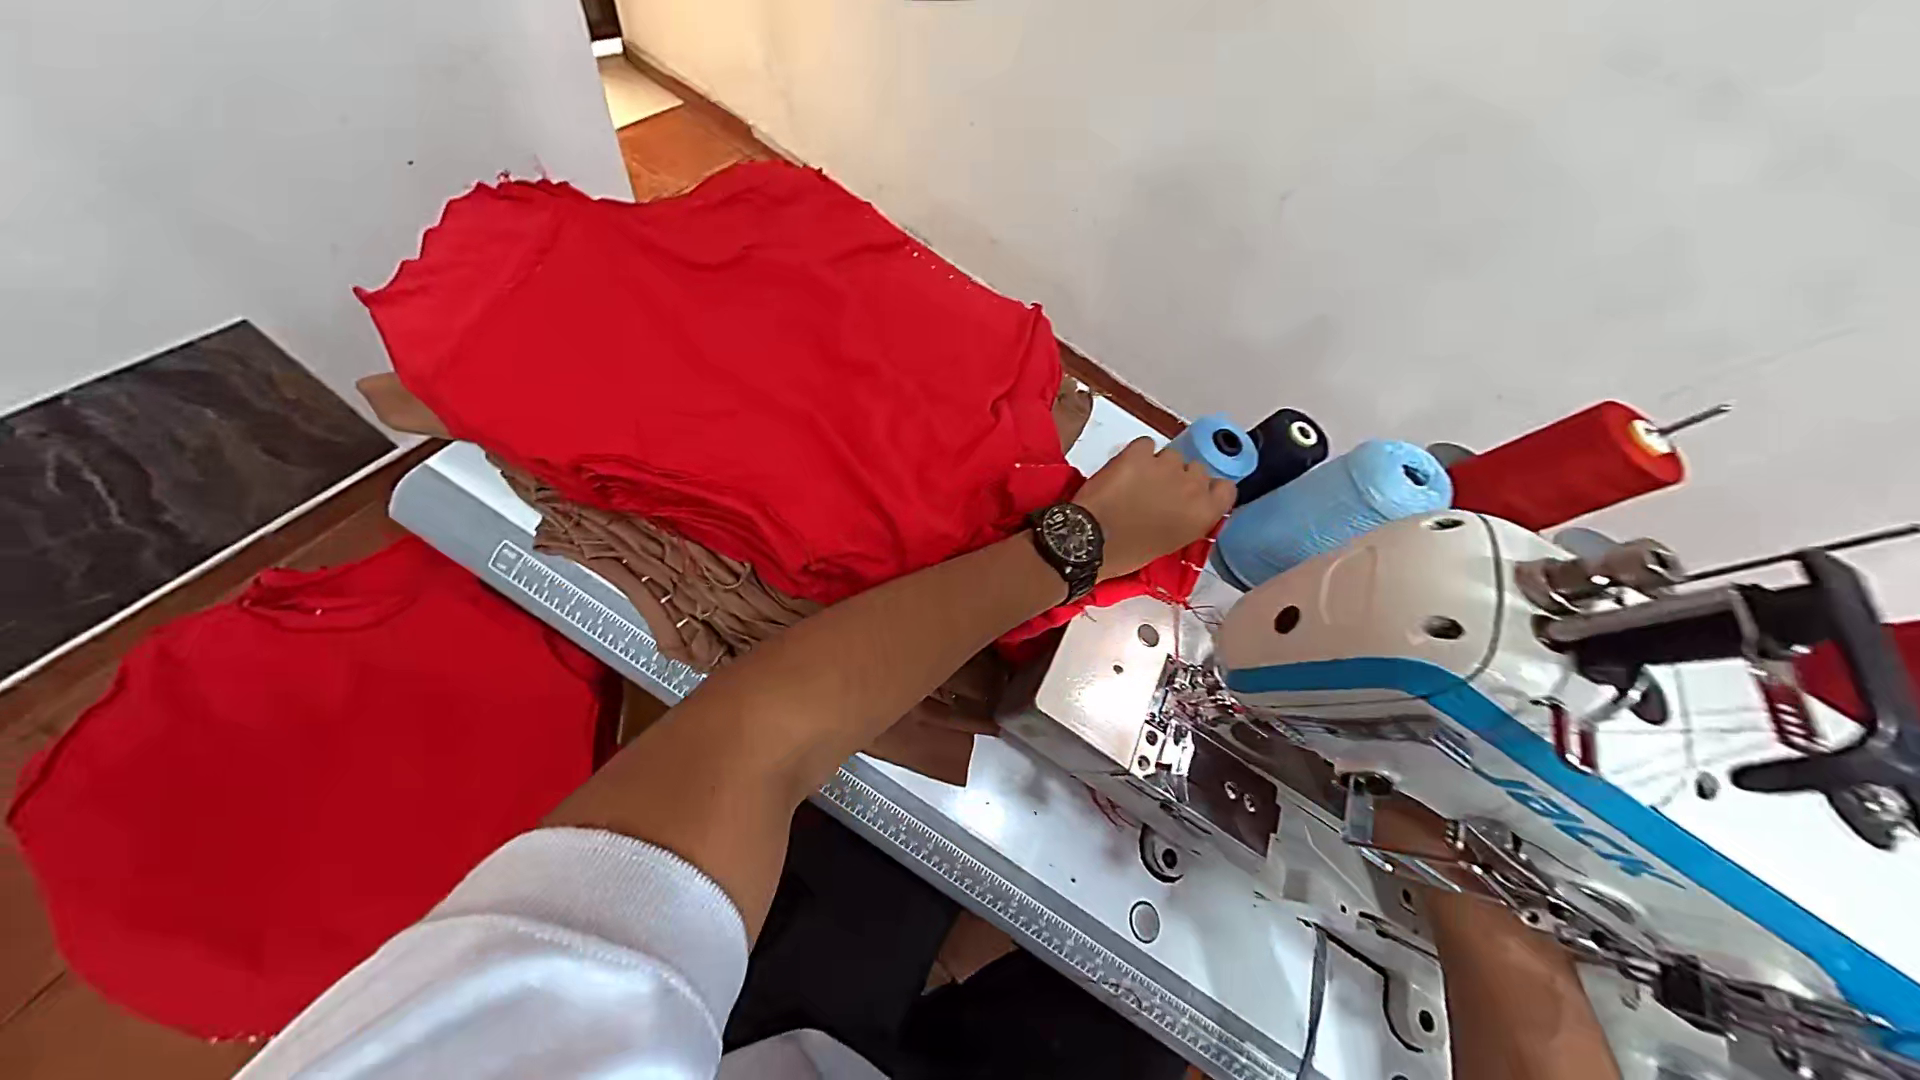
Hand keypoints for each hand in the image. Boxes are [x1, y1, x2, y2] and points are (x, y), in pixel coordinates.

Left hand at [1073, 437, 1235, 580]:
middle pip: (1196, 468)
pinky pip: (1144, 445)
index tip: (1191, 496)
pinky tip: (1123, 471)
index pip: (1226, 488)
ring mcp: (1165, 466)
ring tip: (1135, 483)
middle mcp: (1192, 486)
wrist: (1089, 542)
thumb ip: (1188, 518)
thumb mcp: (1171, 542)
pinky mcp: (1138, 453)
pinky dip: (1135, 454)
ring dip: (1156, 465)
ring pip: (1170, 455)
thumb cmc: (1128, 552)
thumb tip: (1184, 505)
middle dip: (1179, 478)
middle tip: (1156, 493)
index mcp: (1204, 514)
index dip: (1207, 490)